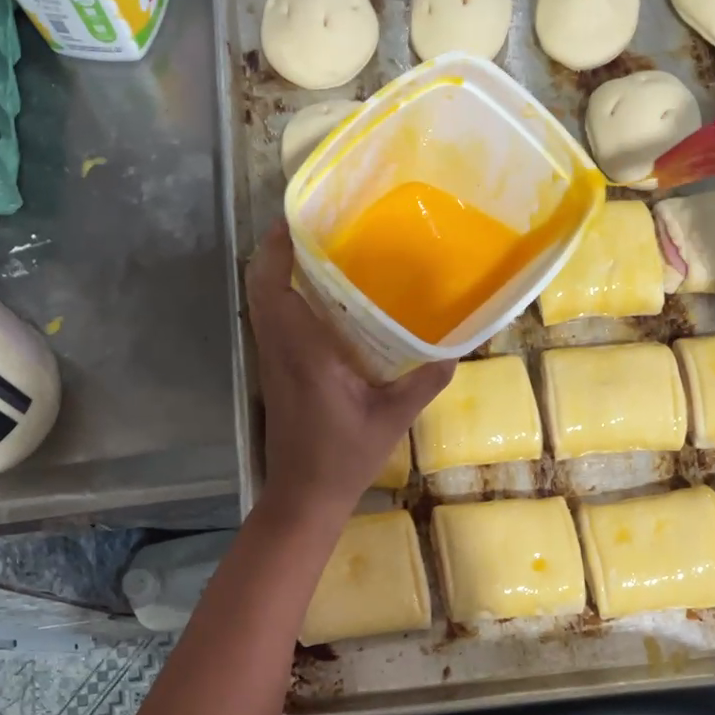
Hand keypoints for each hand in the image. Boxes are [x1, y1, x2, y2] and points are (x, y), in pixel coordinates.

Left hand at [246, 221, 454, 517]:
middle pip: (259, 284)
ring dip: (277, 272)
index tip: (301, 218)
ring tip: (318, 254)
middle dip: (276, 249)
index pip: (274, 285)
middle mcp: (278, 349)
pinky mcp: (274, 374)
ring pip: (261, 303)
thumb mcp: (392, 419)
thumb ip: (423, 382)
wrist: (303, 496)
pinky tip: (320, 302)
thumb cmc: (344, 457)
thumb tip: (455, 351)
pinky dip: (283, 298)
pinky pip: (271, 321)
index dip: (278, 247)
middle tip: (314, 229)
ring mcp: (271, 362)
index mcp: (303, 352)